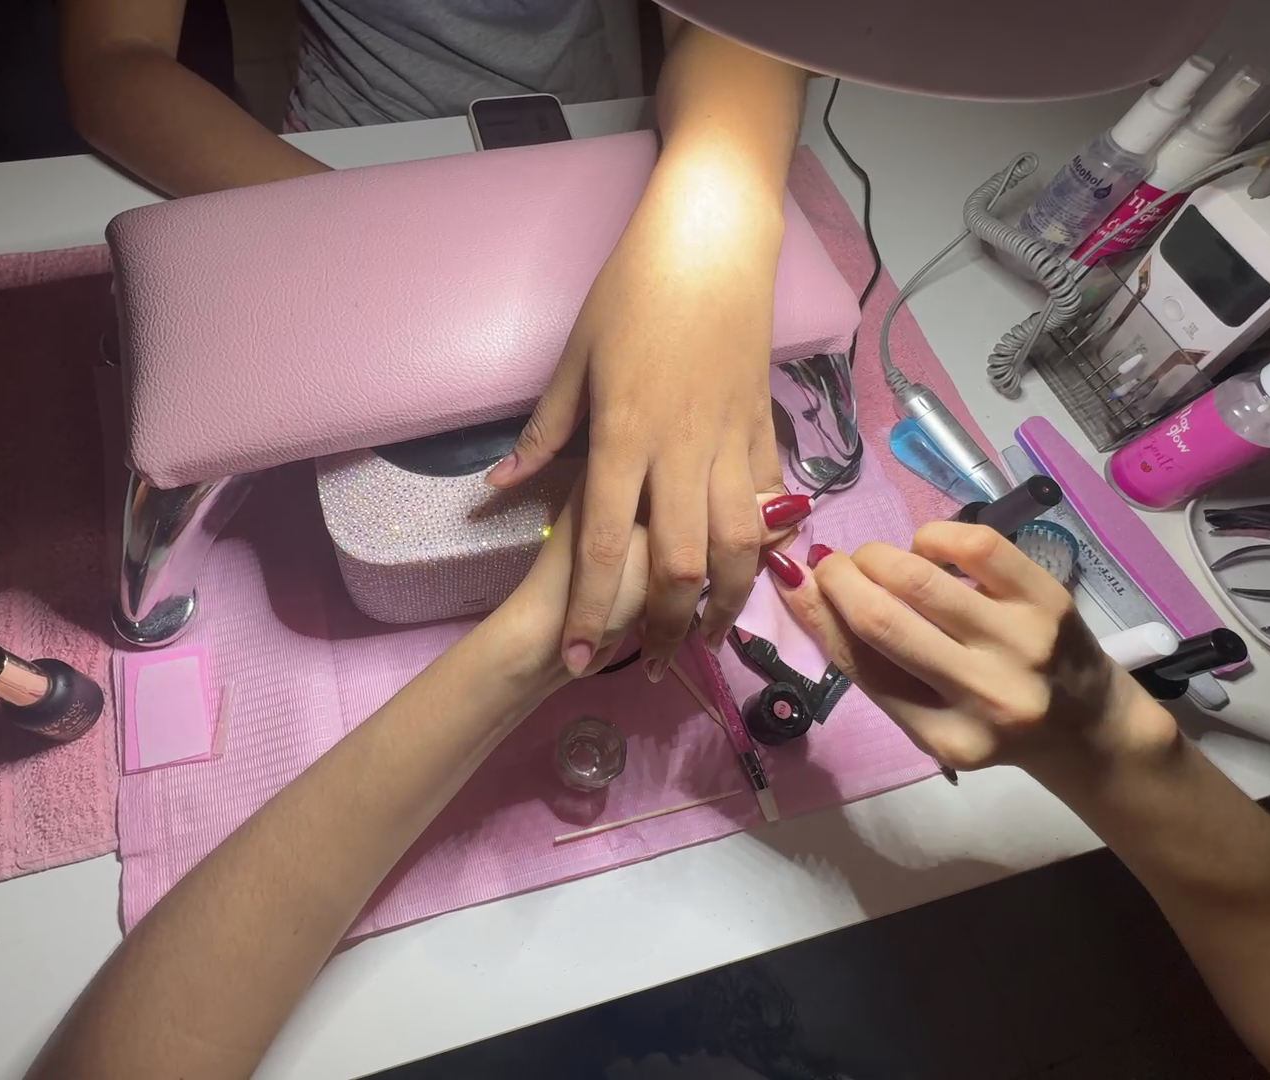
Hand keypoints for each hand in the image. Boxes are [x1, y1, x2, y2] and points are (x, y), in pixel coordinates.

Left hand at [488, 177, 787, 680]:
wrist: (714, 239)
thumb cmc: (632, 293)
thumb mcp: (574, 359)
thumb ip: (544, 433)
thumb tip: (498, 487)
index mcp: (625, 437)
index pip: (606, 543)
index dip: (590, 608)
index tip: (576, 656)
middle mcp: (683, 451)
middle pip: (682, 562)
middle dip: (664, 624)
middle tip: (651, 664)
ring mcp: (733, 441)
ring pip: (742, 544)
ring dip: (728, 598)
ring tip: (709, 632)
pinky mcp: (766, 427)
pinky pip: (771, 499)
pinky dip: (766, 542)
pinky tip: (756, 570)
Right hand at [768, 522, 1176, 774]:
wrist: (1089, 728)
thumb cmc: (984, 721)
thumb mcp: (920, 714)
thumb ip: (863, 659)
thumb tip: (800, 585)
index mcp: (945, 736)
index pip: (857, 663)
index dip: (814, 611)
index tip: (794, 580)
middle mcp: (988, 695)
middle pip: (881, 618)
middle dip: (838, 578)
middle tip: (830, 567)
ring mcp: (1025, 644)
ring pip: (920, 578)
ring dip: (876, 557)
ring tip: (874, 562)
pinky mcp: (1051, 600)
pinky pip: (974, 546)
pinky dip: (931, 538)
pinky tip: (926, 552)